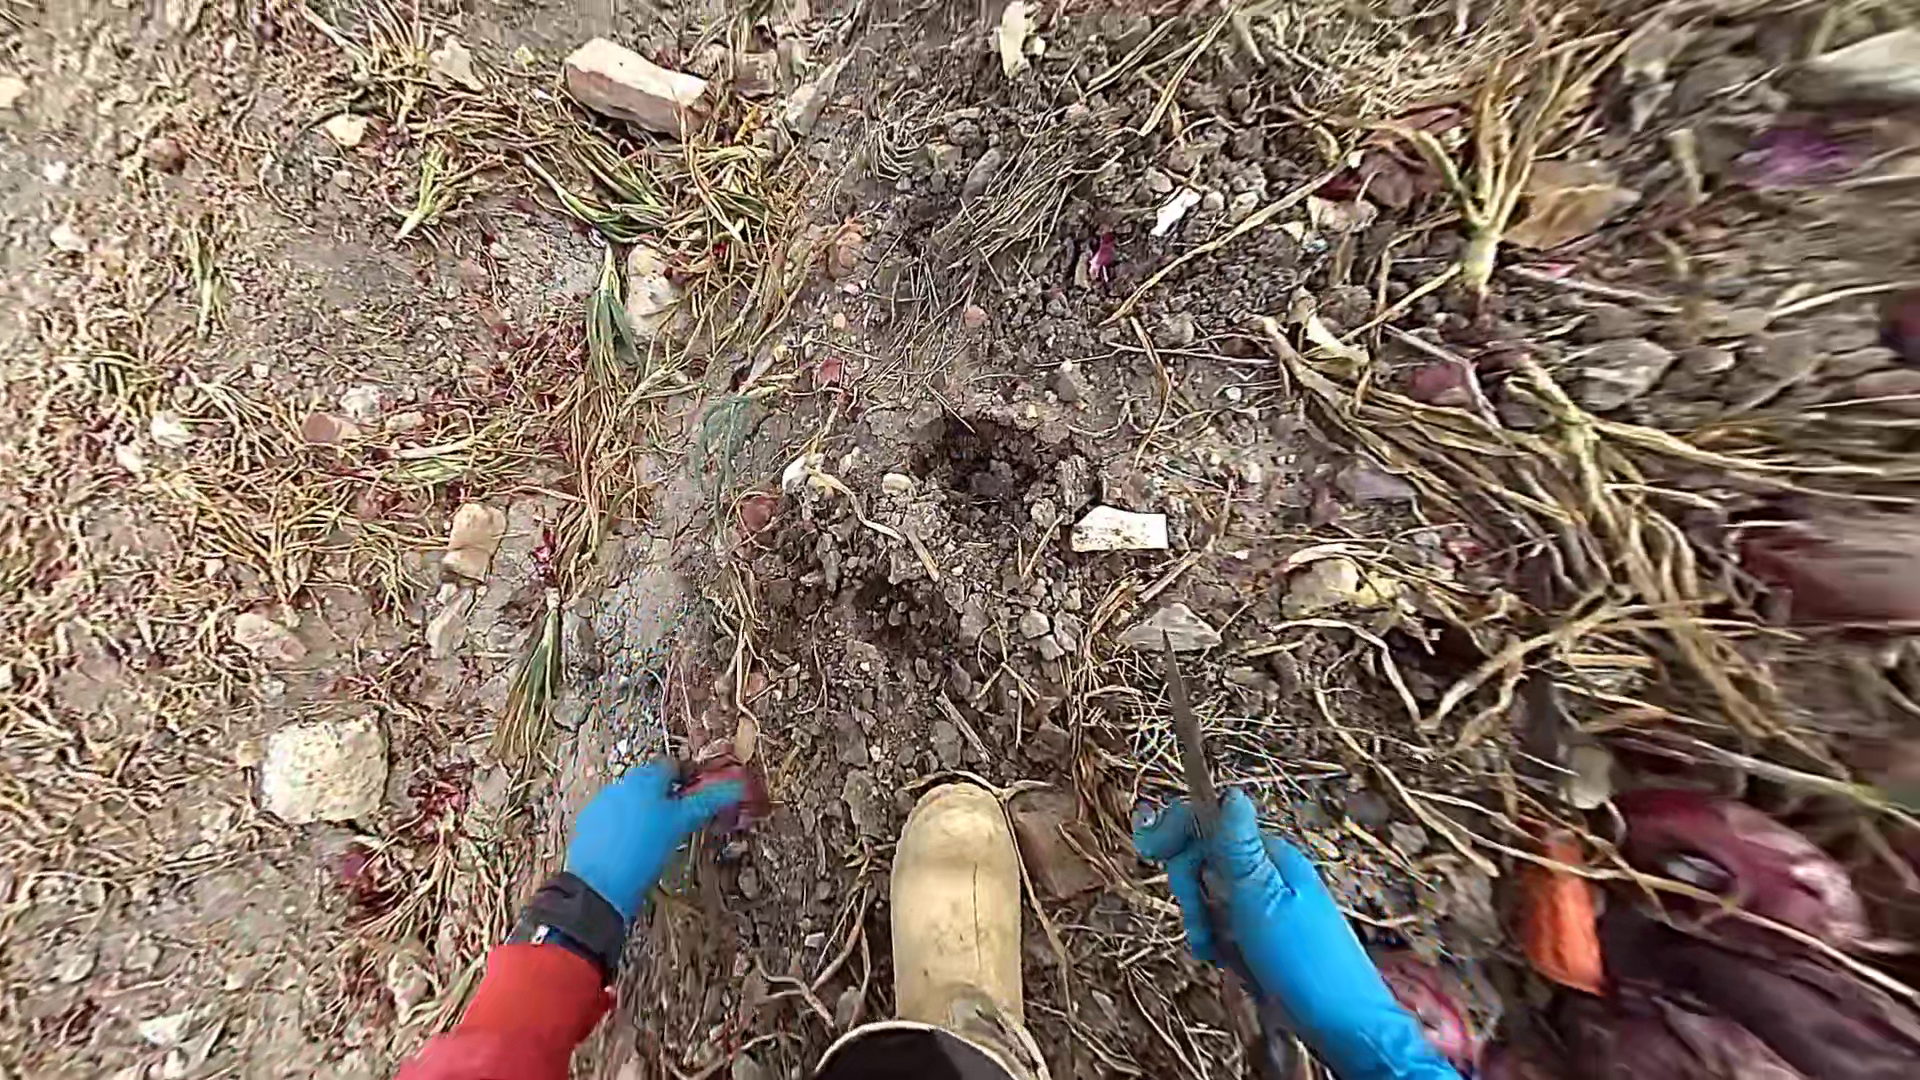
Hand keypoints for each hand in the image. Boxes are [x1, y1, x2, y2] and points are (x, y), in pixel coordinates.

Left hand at [565, 761, 744, 920]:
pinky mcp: (589, 826)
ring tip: (659, 835)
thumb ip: (710, 800)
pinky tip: (637, 846)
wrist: (599, 888)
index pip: (674, 764)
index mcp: (645, 777)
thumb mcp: (684, 822)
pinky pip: (616, 818)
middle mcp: (622, 785)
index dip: (690, 778)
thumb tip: (736, 786)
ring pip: (635, 800)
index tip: (698, 793)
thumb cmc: (643, 850)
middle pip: (653, 782)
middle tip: (682, 816)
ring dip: (648, 810)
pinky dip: (628, 827)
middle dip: (669, 796)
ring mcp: (603, 805)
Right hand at [1135, 789, 1458, 1079]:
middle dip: (1189, 885)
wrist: (1350, 1035)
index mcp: (1266, 852)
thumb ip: (1239, 846)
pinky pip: (1219, 920)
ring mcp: (1260, 901)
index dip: (1174, 828)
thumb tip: (1232, 790)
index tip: (1149, 850)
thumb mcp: (1263, 898)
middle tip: (1198, 921)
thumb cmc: (1306, 962)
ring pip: (1206, 890)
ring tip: (1212, 948)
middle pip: (1201, 855)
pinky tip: (1222, 957)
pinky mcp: (1258, 931)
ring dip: (1199, 917)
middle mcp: (1262, 869)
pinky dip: (1213, 937)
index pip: (1207, 819)